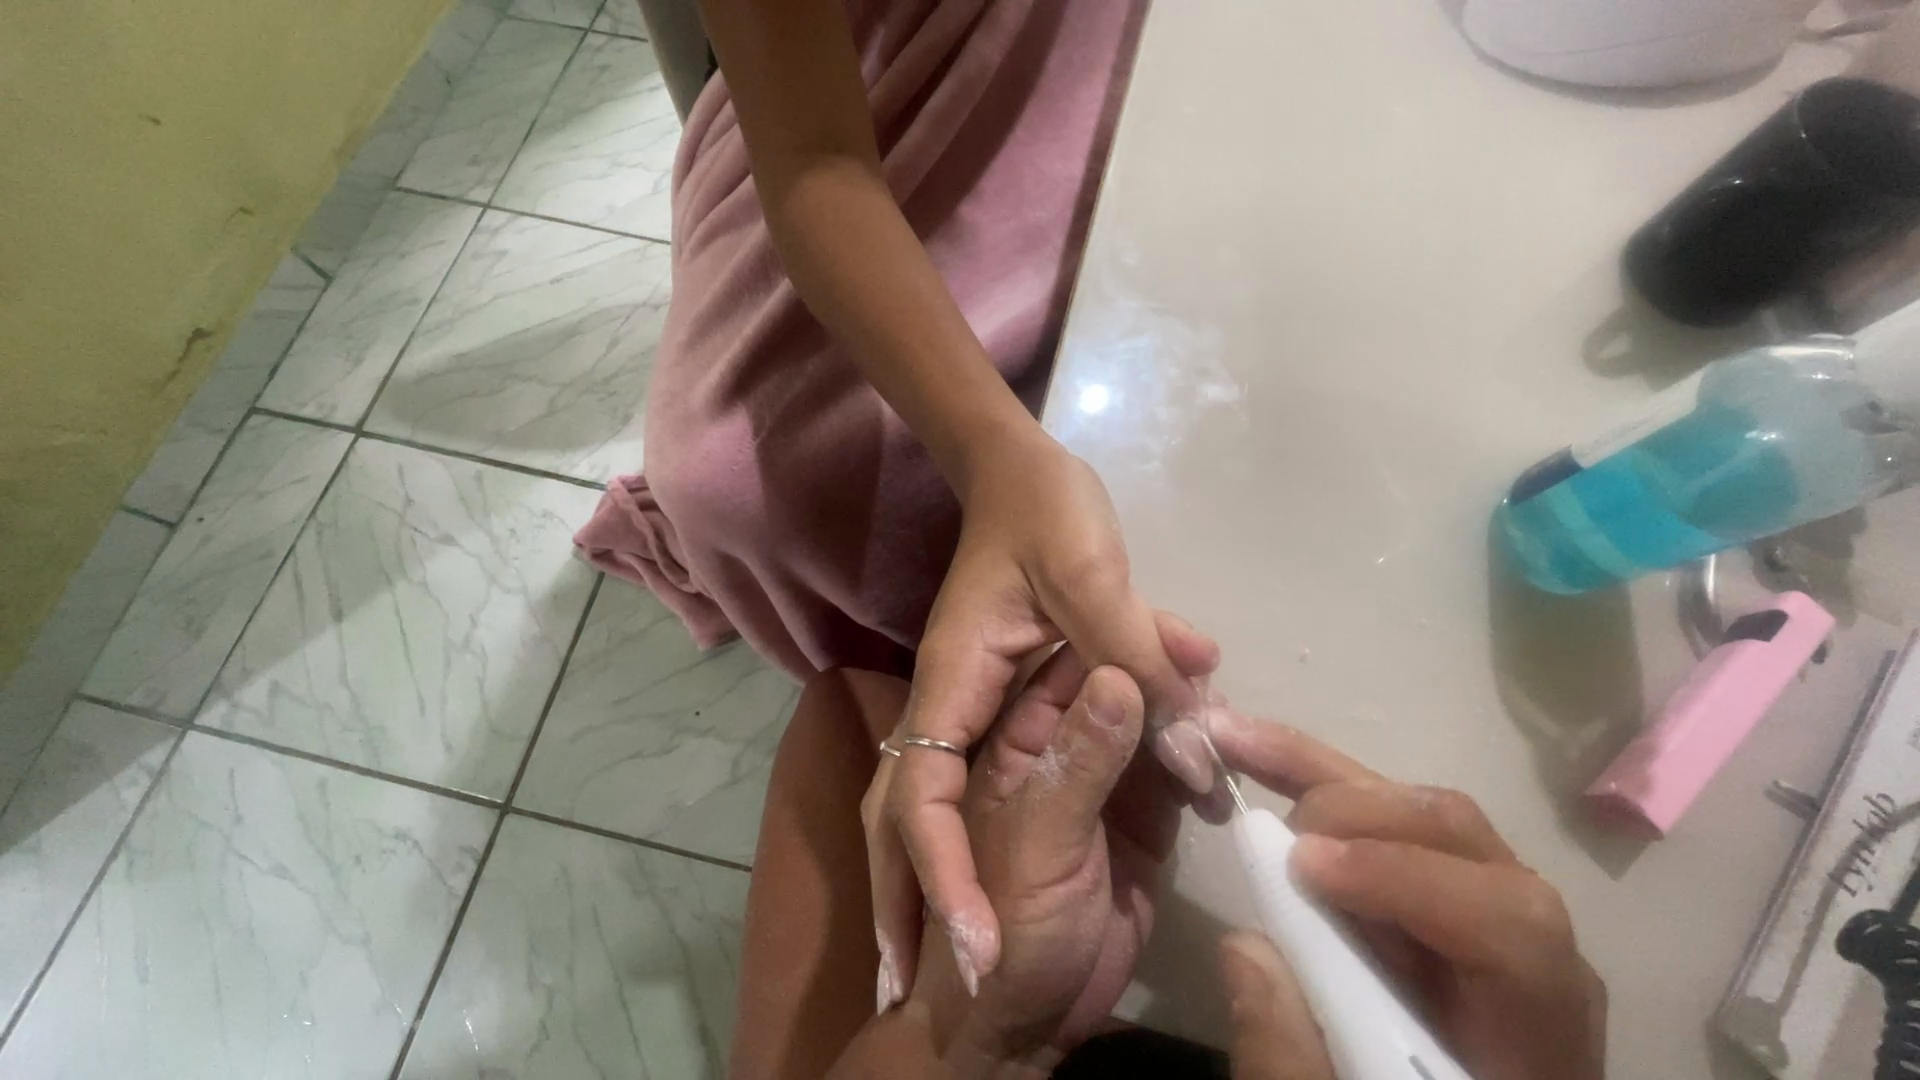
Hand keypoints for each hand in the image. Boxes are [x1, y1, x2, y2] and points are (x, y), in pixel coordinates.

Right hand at [866, 433, 1208, 1008]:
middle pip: (917, 812)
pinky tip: (1096, 821)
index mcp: (955, 683)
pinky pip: (1035, 751)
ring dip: (966, 865)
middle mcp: (959, 704)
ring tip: (984, 948)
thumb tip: (1196, 759)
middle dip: (918, 899)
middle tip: (938, 985)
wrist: (1023, 469)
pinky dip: (1060, 794)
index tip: (974, 946)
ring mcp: (987, 700)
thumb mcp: (1092, 580)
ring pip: (973, 791)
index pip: (918, 793)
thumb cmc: (1044, 510)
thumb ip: (1139, 666)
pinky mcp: (1022, 690)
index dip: (934, 876)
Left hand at [907, 648, 1196, 1076]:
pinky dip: (1202, 773)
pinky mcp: (1143, 821)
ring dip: (1188, 725)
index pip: (1068, 673)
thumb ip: (1079, 761)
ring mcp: (1106, 784)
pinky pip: (1176, 779)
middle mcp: (1062, 748)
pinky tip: (1224, 775)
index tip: (1174, 638)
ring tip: (1227, 723)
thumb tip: (1118, 676)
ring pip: (1152, 732)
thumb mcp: (1041, 837)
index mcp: (1018, 739)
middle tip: (1210, 672)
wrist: (1030, 1020)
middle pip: (1118, 694)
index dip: (1116, 648)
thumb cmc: (1012, 921)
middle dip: (1163, 683)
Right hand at [1209, 715, 1607, 1079]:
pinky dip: (1309, 781)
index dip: (1406, 878)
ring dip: (1319, 773)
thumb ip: (1296, 1060)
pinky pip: (1374, 819)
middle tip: (1270, 836)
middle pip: (1461, 838)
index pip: (1509, 925)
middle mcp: (1523, 946)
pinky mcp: (1426, 883)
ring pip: (1413, 809)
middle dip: (1358, 815)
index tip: (1303, 867)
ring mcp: (1476, 902)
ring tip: (1234, 742)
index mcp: (1536, 1027)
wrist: (1424, 1078)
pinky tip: (1251, 750)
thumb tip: (1246, 947)